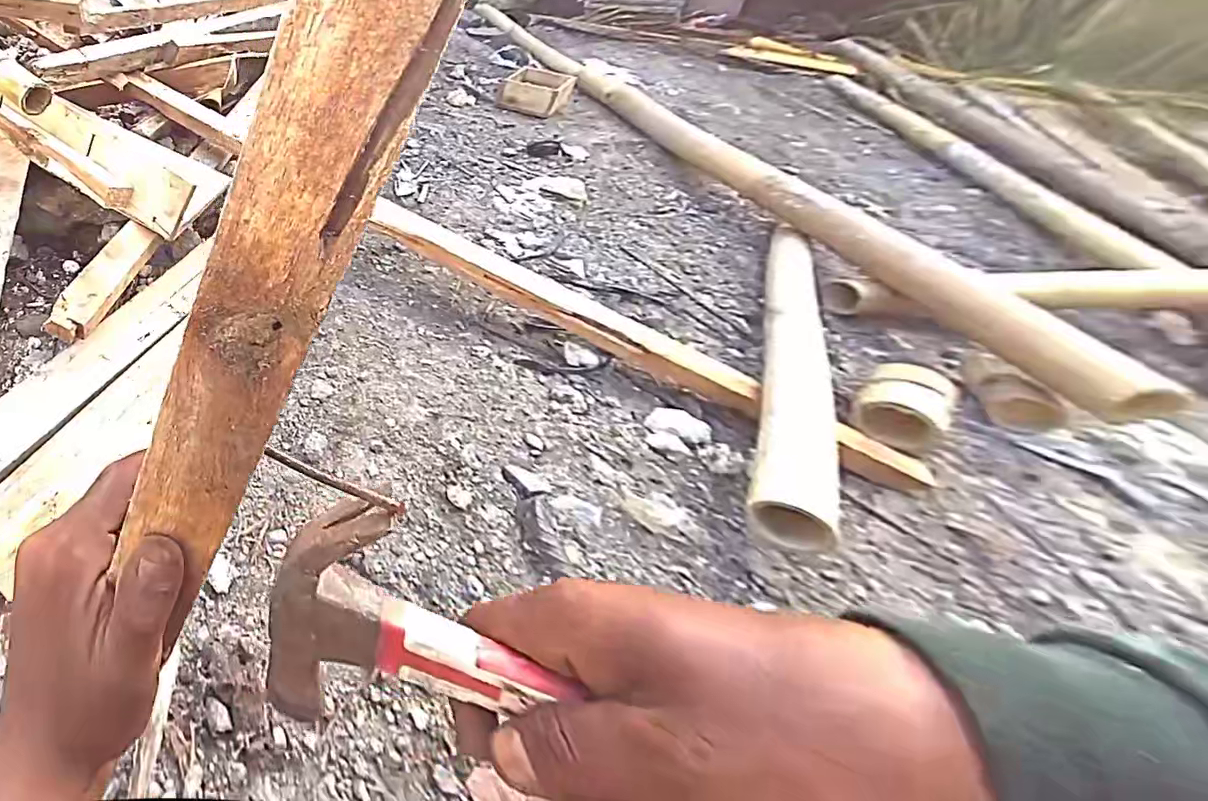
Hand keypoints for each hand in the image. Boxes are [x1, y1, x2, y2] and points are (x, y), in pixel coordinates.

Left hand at [0, 454, 184, 799]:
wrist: (42, 751)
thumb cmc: (82, 713)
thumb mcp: (130, 657)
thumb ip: (150, 593)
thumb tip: (167, 539)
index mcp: (67, 554)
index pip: (124, 477)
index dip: (168, 472)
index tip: (198, 478)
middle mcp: (48, 546)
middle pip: (121, 494)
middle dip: (160, 516)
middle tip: (180, 561)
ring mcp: (45, 556)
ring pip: (114, 515)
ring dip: (144, 538)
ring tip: (154, 592)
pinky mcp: (51, 568)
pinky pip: (101, 537)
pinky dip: (127, 553)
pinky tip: (133, 597)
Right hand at [451, 580, 991, 800]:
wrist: (929, 733)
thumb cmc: (786, 735)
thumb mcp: (659, 755)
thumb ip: (561, 749)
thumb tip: (498, 755)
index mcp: (572, 618)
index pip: (477, 638)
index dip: (473, 698)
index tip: (503, 771)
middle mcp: (595, 631)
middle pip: (526, 692)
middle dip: (546, 759)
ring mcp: (642, 662)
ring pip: (581, 728)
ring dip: (599, 780)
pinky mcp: (681, 695)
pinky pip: (631, 740)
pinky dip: (639, 780)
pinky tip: (680, 796)